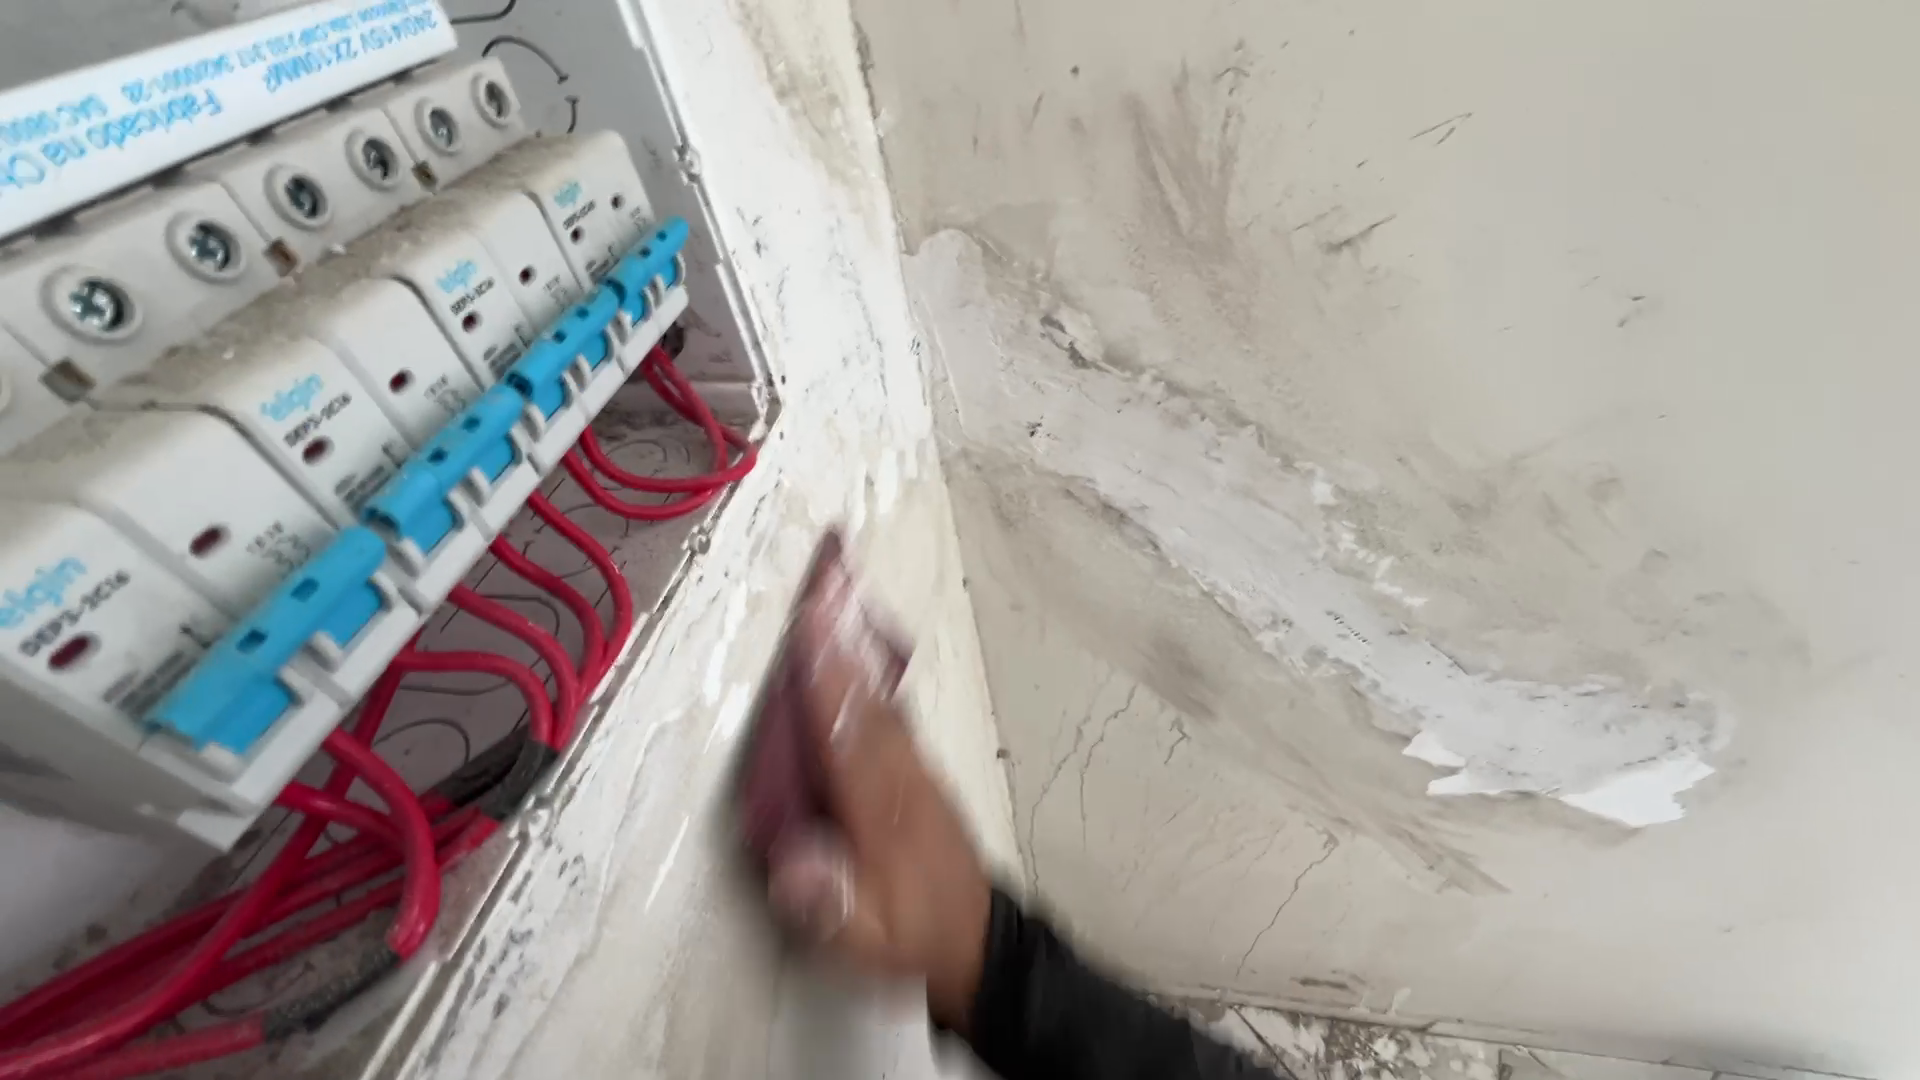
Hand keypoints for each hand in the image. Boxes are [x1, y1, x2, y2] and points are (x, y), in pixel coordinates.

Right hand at [765, 579, 992, 1032]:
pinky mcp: (917, 763)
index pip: (848, 729)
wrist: (973, 933)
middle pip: (868, 692)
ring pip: (882, 689)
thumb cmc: (911, 932)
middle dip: (844, 631)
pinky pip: (890, 702)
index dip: (828, 674)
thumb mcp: (868, 941)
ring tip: (840, 585)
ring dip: (858, 636)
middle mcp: (901, 771)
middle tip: (829, 573)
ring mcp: (914, 762)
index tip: (812, 621)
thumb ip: (831, 904)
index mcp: (883, 807)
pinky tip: (859, 640)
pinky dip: (871, 663)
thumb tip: (793, 865)